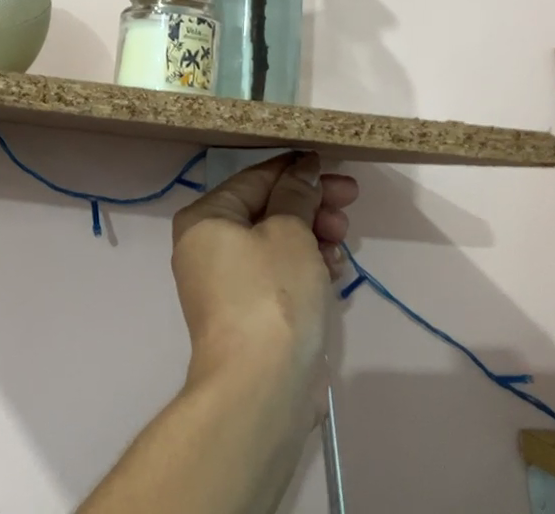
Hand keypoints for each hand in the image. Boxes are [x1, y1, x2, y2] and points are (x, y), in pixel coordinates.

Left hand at [169, 153, 359, 406]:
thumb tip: (302, 170)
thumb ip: (296, 195)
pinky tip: (334, 269)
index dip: (295, 169)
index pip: (254, 178)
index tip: (333, 167)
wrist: (260, 386)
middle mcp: (207, 245)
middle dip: (310, 204)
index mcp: (205, 218)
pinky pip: (277, 274)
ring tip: (343, 240)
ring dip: (313, 235)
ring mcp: (226, 282)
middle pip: (266, 209)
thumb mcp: (289, 232)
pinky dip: (305, 266)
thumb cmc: (271, 296)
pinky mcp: (248, 312)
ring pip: (275, 242)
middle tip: (350, 201)